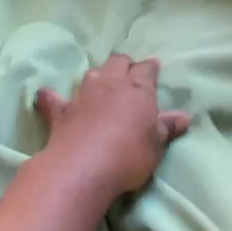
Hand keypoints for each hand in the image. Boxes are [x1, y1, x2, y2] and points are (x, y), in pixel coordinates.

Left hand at [35, 54, 189, 198]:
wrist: (83, 168)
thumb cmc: (129, 155)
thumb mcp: (156, 145)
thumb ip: (167, 128)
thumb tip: (184, 117)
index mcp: (138, 90)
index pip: (146, 69)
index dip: (150, 68)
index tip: (154, 68)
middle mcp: (110, 84)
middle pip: (118, 62)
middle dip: (125, 65)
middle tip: (130, 75)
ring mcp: (83, 95)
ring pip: (91, 73)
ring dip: (98, 76)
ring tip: (101, 84)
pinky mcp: (60, 110)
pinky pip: (52, 97)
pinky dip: (51, 96)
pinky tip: (47, 95)